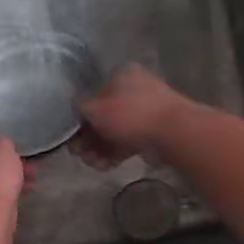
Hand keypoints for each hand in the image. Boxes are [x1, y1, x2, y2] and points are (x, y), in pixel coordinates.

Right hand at [73, 64, 198, 169]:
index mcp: (121, 76)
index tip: (72, 137)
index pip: (93, 97)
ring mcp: (145, 112)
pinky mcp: (152, 132)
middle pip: (103, 117)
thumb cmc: (129, 114)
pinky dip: (114, 154)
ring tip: (93, 164)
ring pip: (114, 132)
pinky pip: (127, 142)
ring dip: (99, 150)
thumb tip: (76, 108)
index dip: (80, 118)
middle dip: (88, 139)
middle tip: (79, 154)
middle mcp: (134, 90)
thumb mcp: (95, 108)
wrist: (172, 132)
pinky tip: (105, 166)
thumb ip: (80, 108)